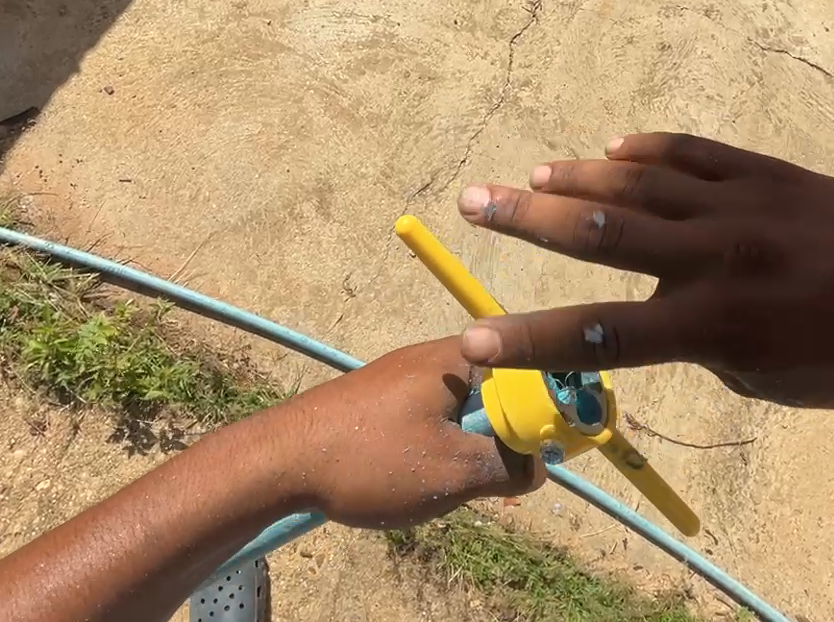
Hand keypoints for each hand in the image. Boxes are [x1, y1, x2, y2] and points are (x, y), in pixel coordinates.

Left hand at [269, 339, 542, 527]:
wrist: (283, 458)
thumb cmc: (372, 459)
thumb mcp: (451, 471)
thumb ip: (506, 467)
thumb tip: (539, 466)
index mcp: (458, 360)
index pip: (524, 369)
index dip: (544, 408)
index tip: (550, 447)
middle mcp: (435, 355)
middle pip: (497, 388)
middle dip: (504, 432)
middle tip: (497, 474)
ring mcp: (407, 373)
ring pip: (465, 405)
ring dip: (471, 441)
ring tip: (454, 478)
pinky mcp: (385, 394)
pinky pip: (435, 412)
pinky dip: (442, 441)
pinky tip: (420, 472)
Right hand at [452, 132, 833, 411]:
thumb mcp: (760, 375)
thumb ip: (691, 335)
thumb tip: (652, 292)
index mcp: (715, 323)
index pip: (598, 334)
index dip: (528, 338)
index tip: (472, 339)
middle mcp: (717, 255)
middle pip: (599, 233)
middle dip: (525, 219)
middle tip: (473, 200)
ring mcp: (743, 203)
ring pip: (639, 182)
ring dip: (578, 178)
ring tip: (532, 176)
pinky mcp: (769, 172)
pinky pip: (695, 153)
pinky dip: (648, 151)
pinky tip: (613, 152)